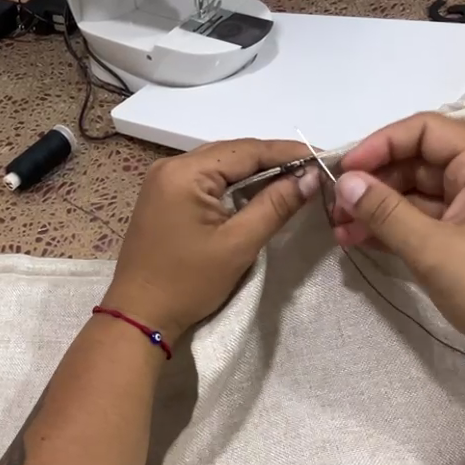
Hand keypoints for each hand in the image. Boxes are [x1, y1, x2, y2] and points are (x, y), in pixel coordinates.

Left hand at [103, 139, 320, 339]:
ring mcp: (163, 180)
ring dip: (254, 170)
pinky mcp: (163, 196)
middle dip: (273, 159)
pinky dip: (233, 183)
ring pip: (219, 164)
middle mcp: (170, 166)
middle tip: (314, 168)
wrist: (139, 315)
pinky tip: (258, 189)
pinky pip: (205, 179)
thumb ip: (275, 205)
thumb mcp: (238, 244)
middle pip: (232, 152)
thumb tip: (311, 177)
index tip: (324, 156)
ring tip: (294, 177)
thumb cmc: (187, 283)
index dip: (288, 152)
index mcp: (185, 172)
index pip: (247, 150)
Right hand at [330, 112, 464, 385]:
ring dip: (377, 208)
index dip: (381, 144)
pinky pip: (422, 221)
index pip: (425, 130)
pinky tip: (359, 241)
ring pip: (415, 194)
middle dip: (373, 181)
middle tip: (335, 208)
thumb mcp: (434, 248)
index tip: (345, 171)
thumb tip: (345, 182)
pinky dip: (392, 228)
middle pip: (416, 161)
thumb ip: (386, 212)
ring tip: (340, 231)